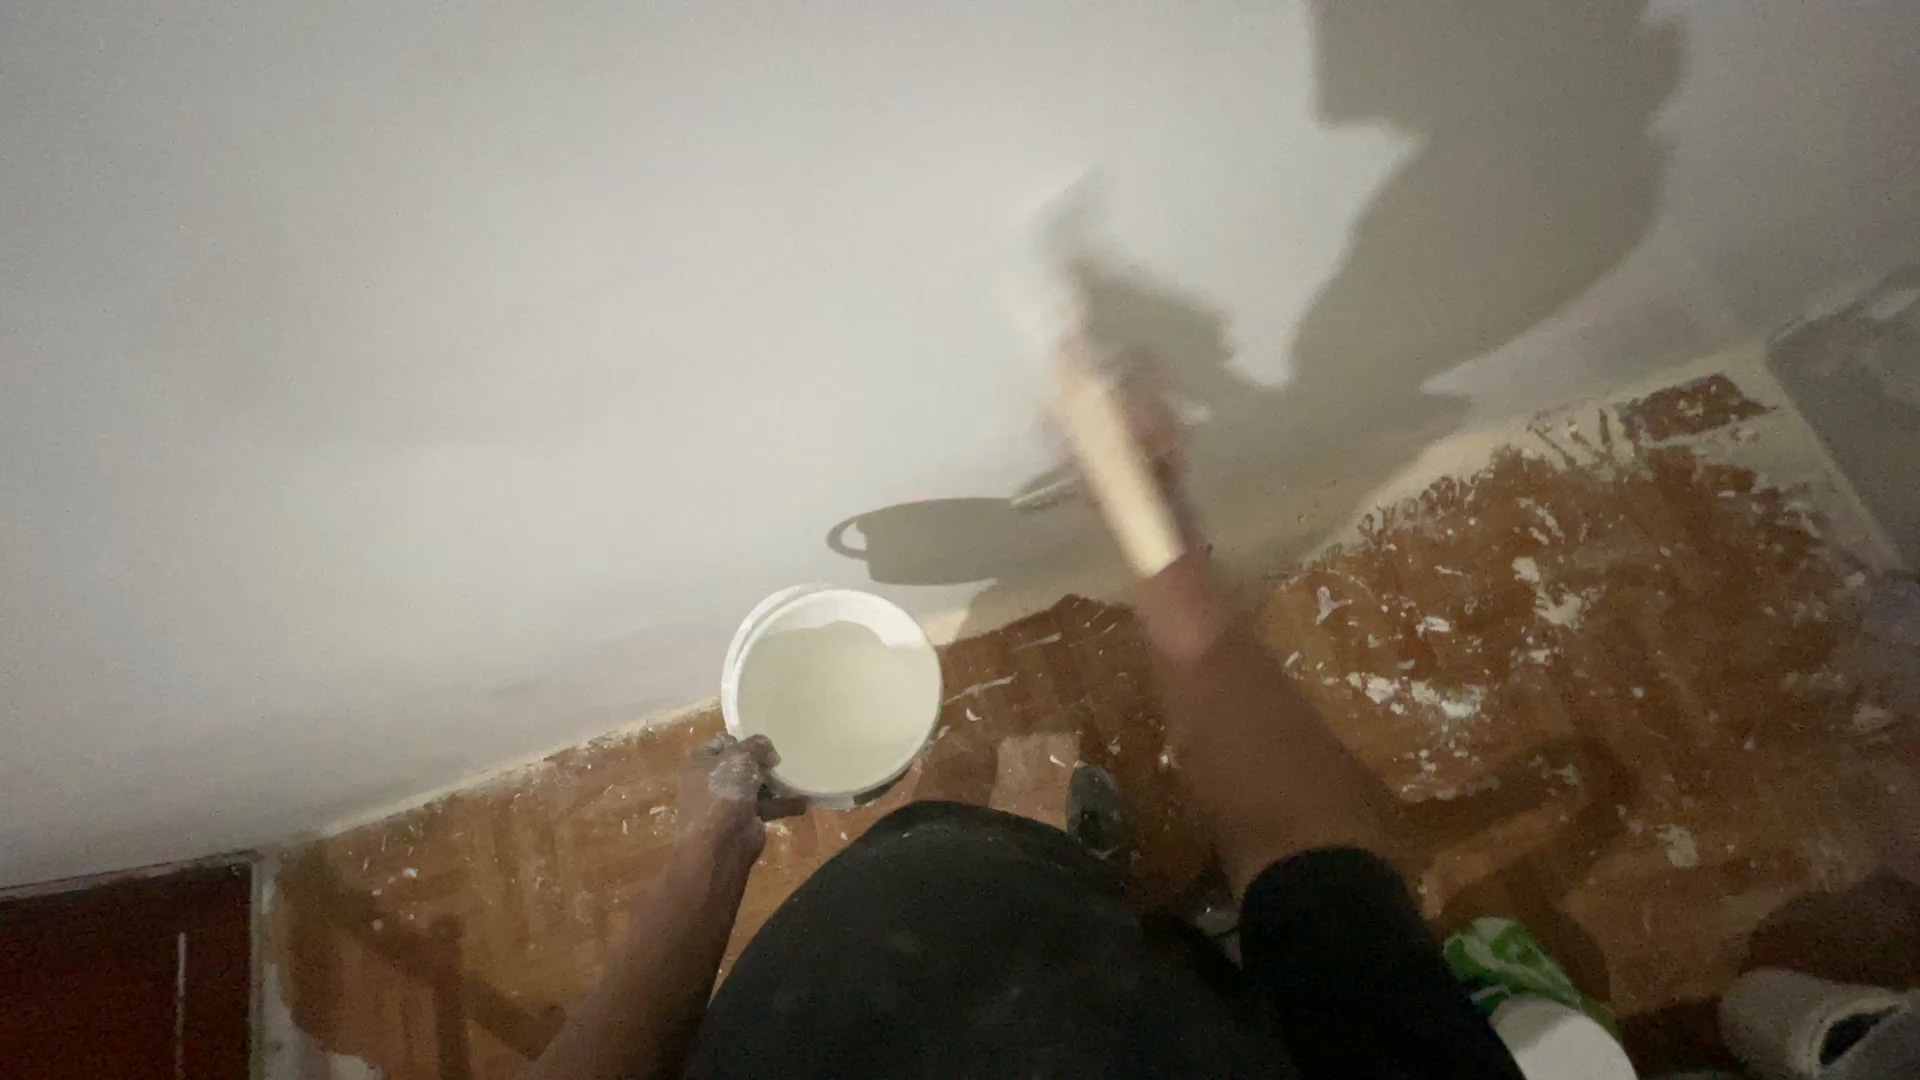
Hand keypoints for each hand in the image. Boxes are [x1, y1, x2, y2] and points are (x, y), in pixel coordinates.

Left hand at [673, 734, 800, 871]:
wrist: (719, 847)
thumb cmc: (723, 793)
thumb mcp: (740, 757)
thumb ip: (757, 745)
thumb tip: (769, 752)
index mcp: (700, 763)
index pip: (721, 742)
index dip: (740, 740)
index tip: (760, 744)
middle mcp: (711, 782)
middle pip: (740, 764)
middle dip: (761, 761)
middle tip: (779, 759)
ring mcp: (728, 802)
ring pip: (755, 785)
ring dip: (775, 782)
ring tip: (796, 774)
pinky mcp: (745, 820)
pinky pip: (767, 806)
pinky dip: (783, 804)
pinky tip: (803, 801)